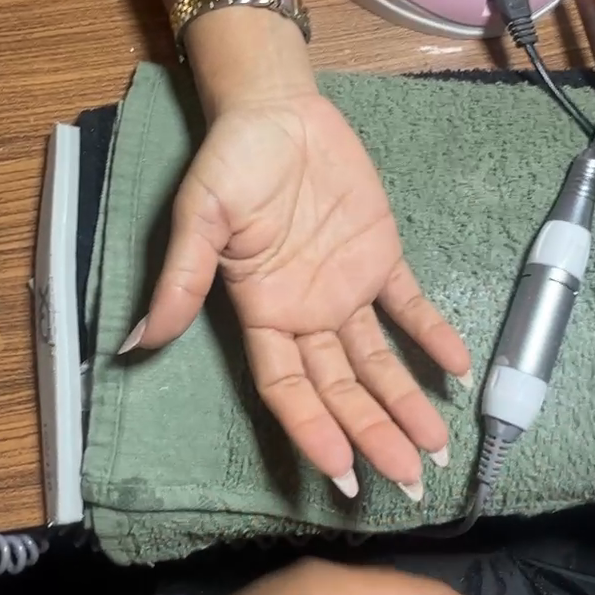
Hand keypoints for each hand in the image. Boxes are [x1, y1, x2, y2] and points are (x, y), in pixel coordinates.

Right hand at [121, 91, 472, 498]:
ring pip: (377, 359)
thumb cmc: (232, 162)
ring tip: (436, 448)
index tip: (342, 472)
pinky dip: (432, 334)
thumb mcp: (199, 217)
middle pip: (340, 388)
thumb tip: (138, 341)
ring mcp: (345, 289)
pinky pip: (408, 305)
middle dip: (372, 433)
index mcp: (262, 311)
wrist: (277, 112)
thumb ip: (182, 279)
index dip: (313, 429)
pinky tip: (455, 367)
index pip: (288, 387)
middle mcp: (305, 313)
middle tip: (408, 482)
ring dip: (406, 400)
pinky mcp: (379, 258)